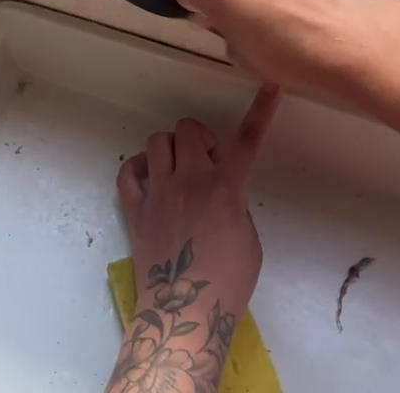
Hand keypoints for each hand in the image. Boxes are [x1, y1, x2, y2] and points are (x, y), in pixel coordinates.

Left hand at [109, 86, 279, 392]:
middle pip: (188, 130)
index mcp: (225, 189)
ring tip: (177, 170)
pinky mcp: (134, 207)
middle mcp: (190, 181)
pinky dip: (138, 168)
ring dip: (170, 149)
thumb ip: (236, 205)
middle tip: (206, 160)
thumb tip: (221, 191)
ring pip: (157, 142)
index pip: (247, 142)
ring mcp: (158, 191)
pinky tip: (148, 179)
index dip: (261, 112)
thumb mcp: (249, 240)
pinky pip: (128, 171)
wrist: (186, 311)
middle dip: (199, 137)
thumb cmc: (229, 281)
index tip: (271, 86)